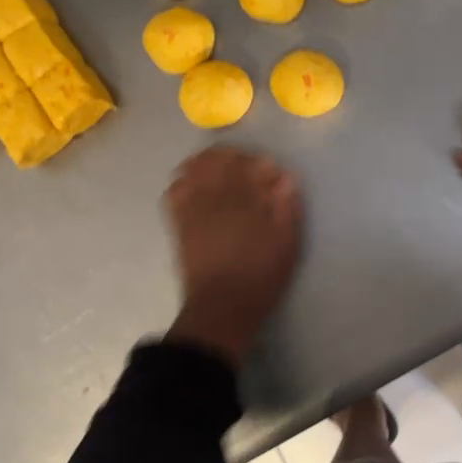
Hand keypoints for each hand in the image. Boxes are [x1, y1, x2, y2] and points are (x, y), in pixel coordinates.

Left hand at [164, 145, 302, 366]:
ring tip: (219, 174)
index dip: (259, 162)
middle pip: (217, 159)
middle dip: (232, 157)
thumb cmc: (261, 274)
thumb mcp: (287, 242)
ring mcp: (192, 206)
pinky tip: (196, 188)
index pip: (248, 162)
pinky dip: (185, 181)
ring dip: (207, 164)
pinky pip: (175, 188)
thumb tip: (285, 178)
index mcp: (244, 198)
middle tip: (245, 168)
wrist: (223, 305)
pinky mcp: (179, 221)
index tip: (269, 172)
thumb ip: (286, 207)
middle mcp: (215, 195)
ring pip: (193, 168)